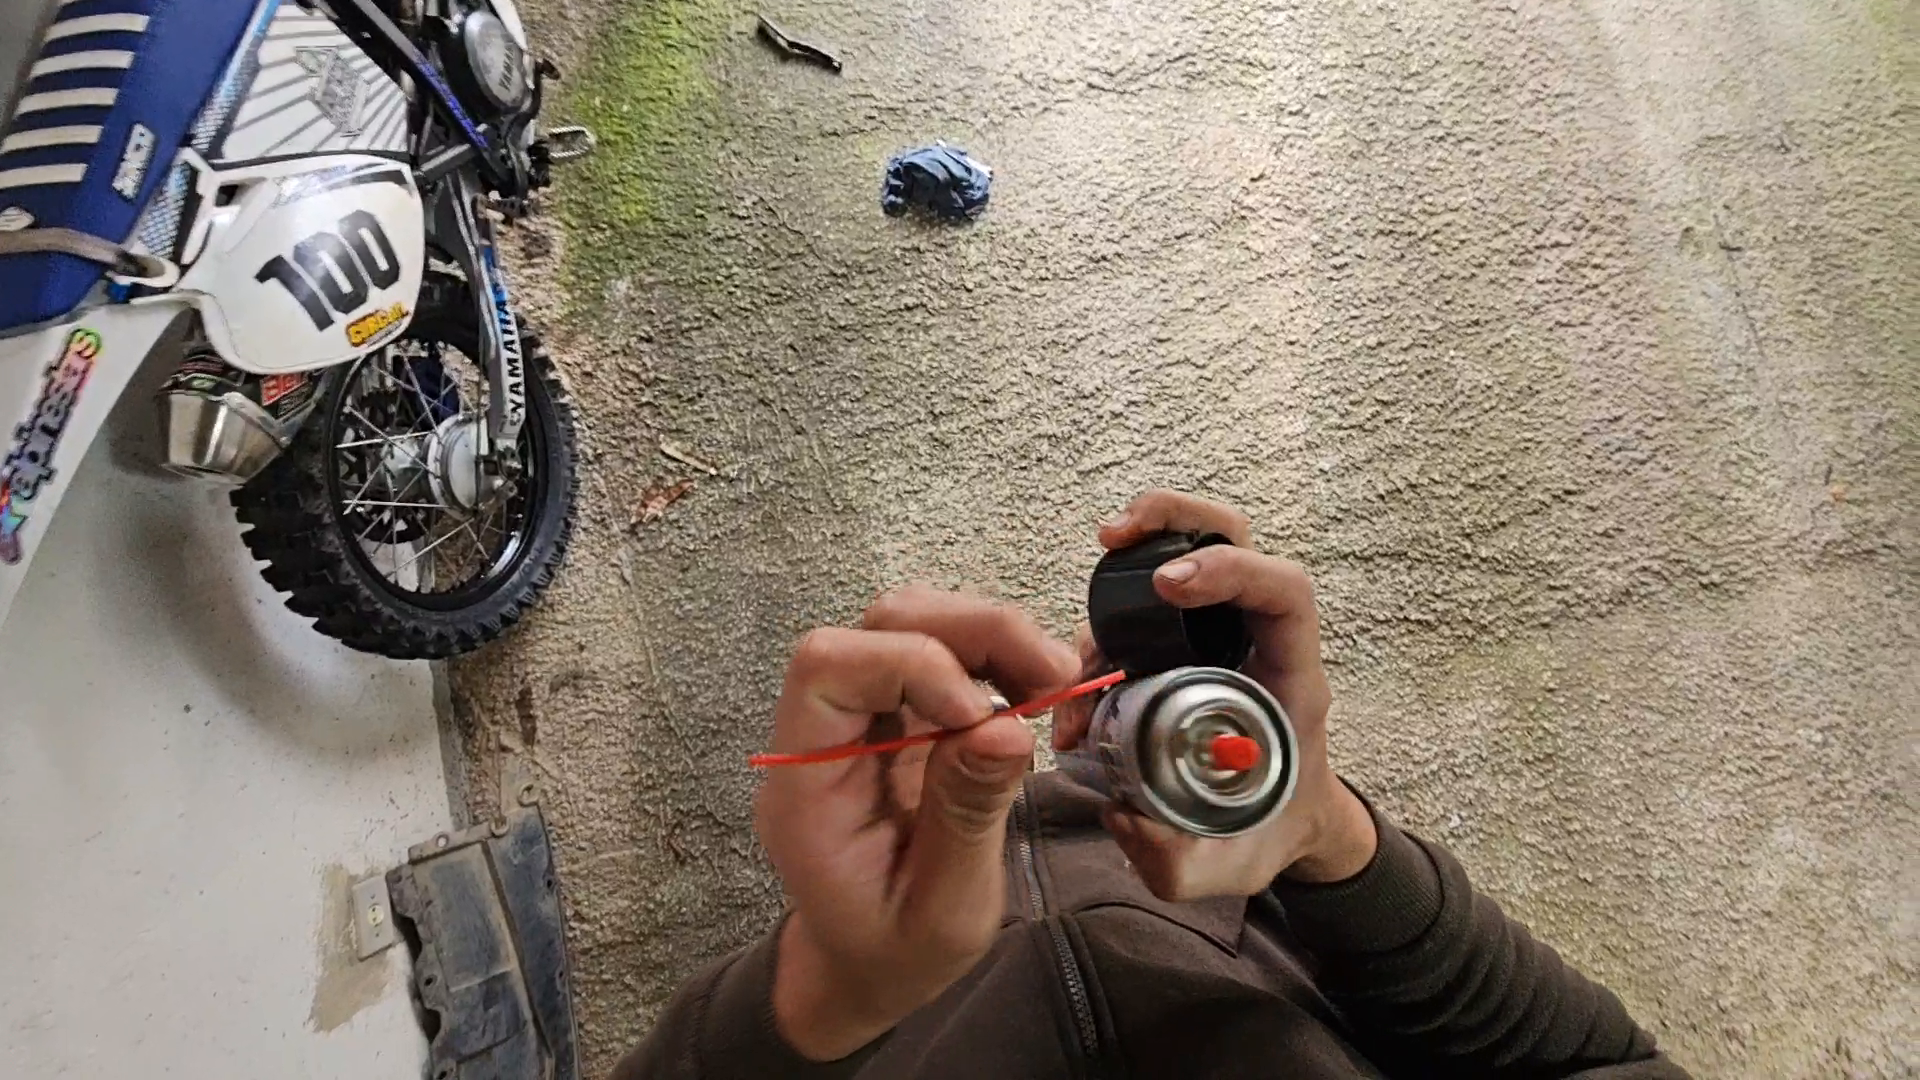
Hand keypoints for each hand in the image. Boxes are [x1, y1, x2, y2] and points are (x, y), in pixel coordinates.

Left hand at [759, 586, 1076, 1060]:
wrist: (866, 957)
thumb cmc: (891, 950)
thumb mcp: (941, 912)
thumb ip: (967, 817)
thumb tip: (1007, 726)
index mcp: (805, 780)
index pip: (826, 666)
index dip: (910, 665)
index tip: (980, 714)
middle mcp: (827, 725)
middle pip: (883, 622)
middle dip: (975, 631)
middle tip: (1055, 674)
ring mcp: (866, 709)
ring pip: (916, 618)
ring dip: (992, 633)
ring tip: (1054, 678)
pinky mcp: (902, 707)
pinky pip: (943, 646)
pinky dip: (996, 652)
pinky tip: (1035, 686)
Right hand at [1053, 490, 1376, 899]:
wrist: (1279, 819)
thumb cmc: (1268, 827)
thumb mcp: (1231, 862)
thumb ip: (1179, 855)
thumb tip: (1123, 813)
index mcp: (1286, 674)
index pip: (1282, 591)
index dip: (1230, 571)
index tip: (1168, 588)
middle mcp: (1247, 638)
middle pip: (1226, 537)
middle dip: (1171, 519)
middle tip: (1113, 535)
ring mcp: (1208, 634)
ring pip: (1179, 554)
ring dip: (1130, 551)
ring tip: (1089, 578)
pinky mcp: (1171, 644)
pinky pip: (1137, 607)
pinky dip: (1101, 616)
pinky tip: (1073, 671)